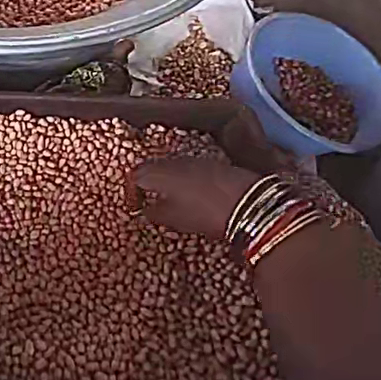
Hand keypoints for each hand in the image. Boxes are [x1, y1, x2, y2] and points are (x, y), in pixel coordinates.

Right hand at [132, 154, 259, 240]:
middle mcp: (174, 162)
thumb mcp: (175, 219)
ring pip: (171, 165)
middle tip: (145, 196)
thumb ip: (154, 213)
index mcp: (159, 174)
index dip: (132, 189)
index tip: (134, 204)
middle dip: (146, 179)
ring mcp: (194, 160)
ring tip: (167, 195)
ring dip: (164, 177)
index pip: (136, 175)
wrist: (248, 202)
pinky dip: (182, 177)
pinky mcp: (212, 163)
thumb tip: (143, 210)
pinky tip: (190, 191)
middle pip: (152, 166)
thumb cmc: (205, 213)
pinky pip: (188, 167)